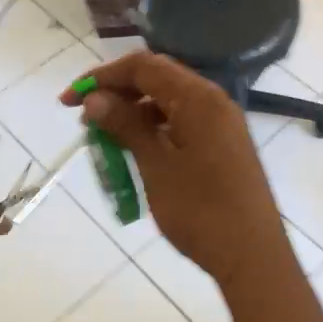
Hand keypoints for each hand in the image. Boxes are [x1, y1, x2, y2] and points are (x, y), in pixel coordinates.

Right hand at [60, 52, 292, 286]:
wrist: (252, 255)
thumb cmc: (201, 210)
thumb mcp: (156, 166)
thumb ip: (126, 126)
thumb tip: (95, 98)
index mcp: (198, 97)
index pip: (144, 66)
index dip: (103, 77)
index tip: (69, 100)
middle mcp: (214, 101)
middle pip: (158, 79)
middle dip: (118, 92)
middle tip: (84, 118)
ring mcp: (223, 124)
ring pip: (171, 102)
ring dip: (135, 112)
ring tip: (105, 137)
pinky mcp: (225, 145)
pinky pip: (184, 122)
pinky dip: (156, 129)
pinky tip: (136, 151)